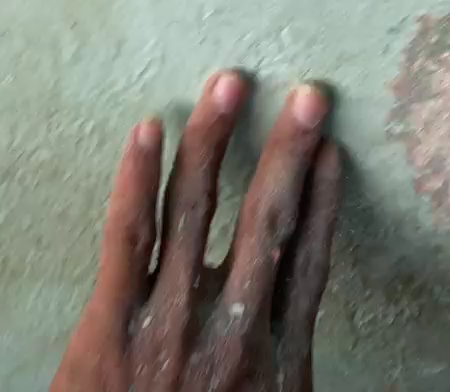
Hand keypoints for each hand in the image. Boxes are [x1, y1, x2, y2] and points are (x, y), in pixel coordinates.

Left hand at [51, 71, 341, 391]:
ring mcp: (169, 322)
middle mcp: (231, 329)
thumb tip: (339, 329)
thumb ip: (289, 367)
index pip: (311, 259)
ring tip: (229, 85)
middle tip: (308, 95)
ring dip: (215, 141)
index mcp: (274, 358)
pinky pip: (127, 236)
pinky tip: (148, 129)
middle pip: (268, 220)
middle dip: (288, 151)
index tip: (332, 150)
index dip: (325, 199)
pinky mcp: (110, 326)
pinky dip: (137, 179)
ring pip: (197, 210)